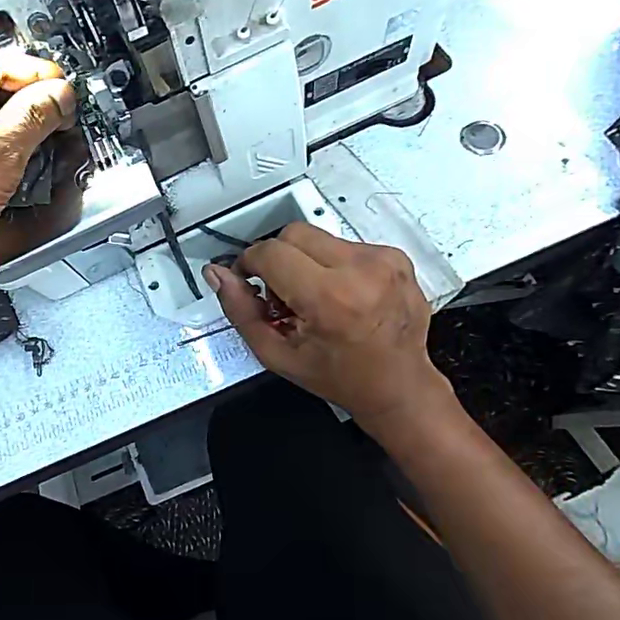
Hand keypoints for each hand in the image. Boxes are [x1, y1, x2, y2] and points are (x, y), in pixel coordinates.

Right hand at [205, 222, 454, 426]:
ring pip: (320, 236)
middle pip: (294, 234)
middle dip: (280, 259)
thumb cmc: (346, 378)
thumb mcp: (280, 356)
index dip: (251, 263)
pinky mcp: (396, 257)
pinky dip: (337, 264)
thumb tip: (220, 276)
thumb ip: (243, 313)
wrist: (399, 386)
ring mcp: (383, 262)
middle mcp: (361, 272)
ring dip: (310, 262)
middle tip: (286, 295)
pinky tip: (344, 295)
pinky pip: (348, 244)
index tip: (250, 276)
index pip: (271, 252)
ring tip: (319, 300)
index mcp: (331, 299)